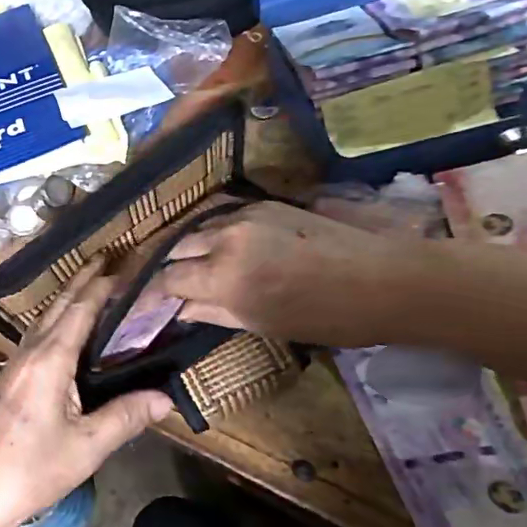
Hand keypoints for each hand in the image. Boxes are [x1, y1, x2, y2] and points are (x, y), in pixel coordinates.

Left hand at [0, 268, 173, 526]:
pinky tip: (64, 333)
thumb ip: (127, 416)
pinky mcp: (8, 382)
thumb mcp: (88, 446)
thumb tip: (167, 398)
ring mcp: (13, 367)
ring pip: (43, 320)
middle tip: (106, 260)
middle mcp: (28, 354)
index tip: (124, 266)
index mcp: (49, 360)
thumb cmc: (32, 470)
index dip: (101, 286)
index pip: (79, 309)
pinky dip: (56, 321)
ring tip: (90, 288)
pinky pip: (36, 337)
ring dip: (66, 299)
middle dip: (81, 281)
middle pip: (57, 307)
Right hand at [152, 201, 414, 346]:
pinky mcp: (265, 203)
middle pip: (176, 247)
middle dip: (164, 265)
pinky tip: (213, 243)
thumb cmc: (326, 317)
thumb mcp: (263, 324)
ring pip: (198, 226)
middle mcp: (226, 237)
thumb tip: (180, 308)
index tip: (142, 302)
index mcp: (224, 276)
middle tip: (159, 282)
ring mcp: (246, 214)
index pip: (168, 279)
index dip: (151, 292)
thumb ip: (214, 311)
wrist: (383, 279)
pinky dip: (210, 229)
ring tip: (182, 262)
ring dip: (186, 245)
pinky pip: (222, 214)